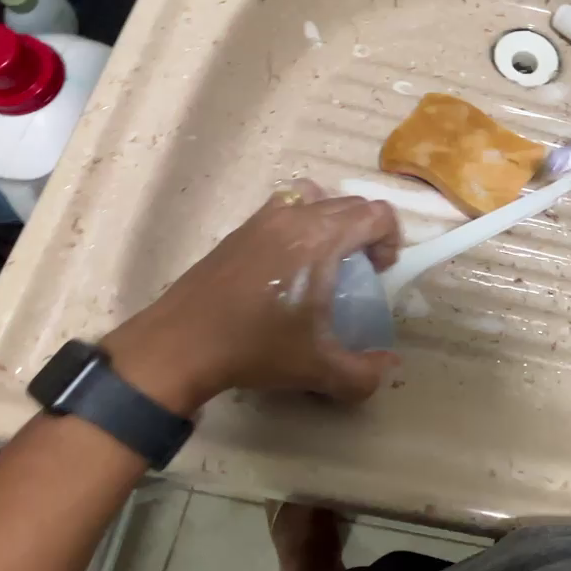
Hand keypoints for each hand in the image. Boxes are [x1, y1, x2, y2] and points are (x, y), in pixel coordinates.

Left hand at [102, 181, 401, 413]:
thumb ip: (364, 373)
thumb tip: (389, 366)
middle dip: (367, 232)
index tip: (380, 271)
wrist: (179, 345)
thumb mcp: (317, 369)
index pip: (378, 214)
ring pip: (318, 197)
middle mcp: (297, 216)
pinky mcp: (243, 226)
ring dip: (334, 220)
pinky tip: (289, 261)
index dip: (391, 239)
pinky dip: (302, 219)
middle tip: (359, 271)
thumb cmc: (255, 349)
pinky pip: (288, 204)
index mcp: (322, 239)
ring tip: (326, 257)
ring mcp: (266, 216)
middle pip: (352, 204)